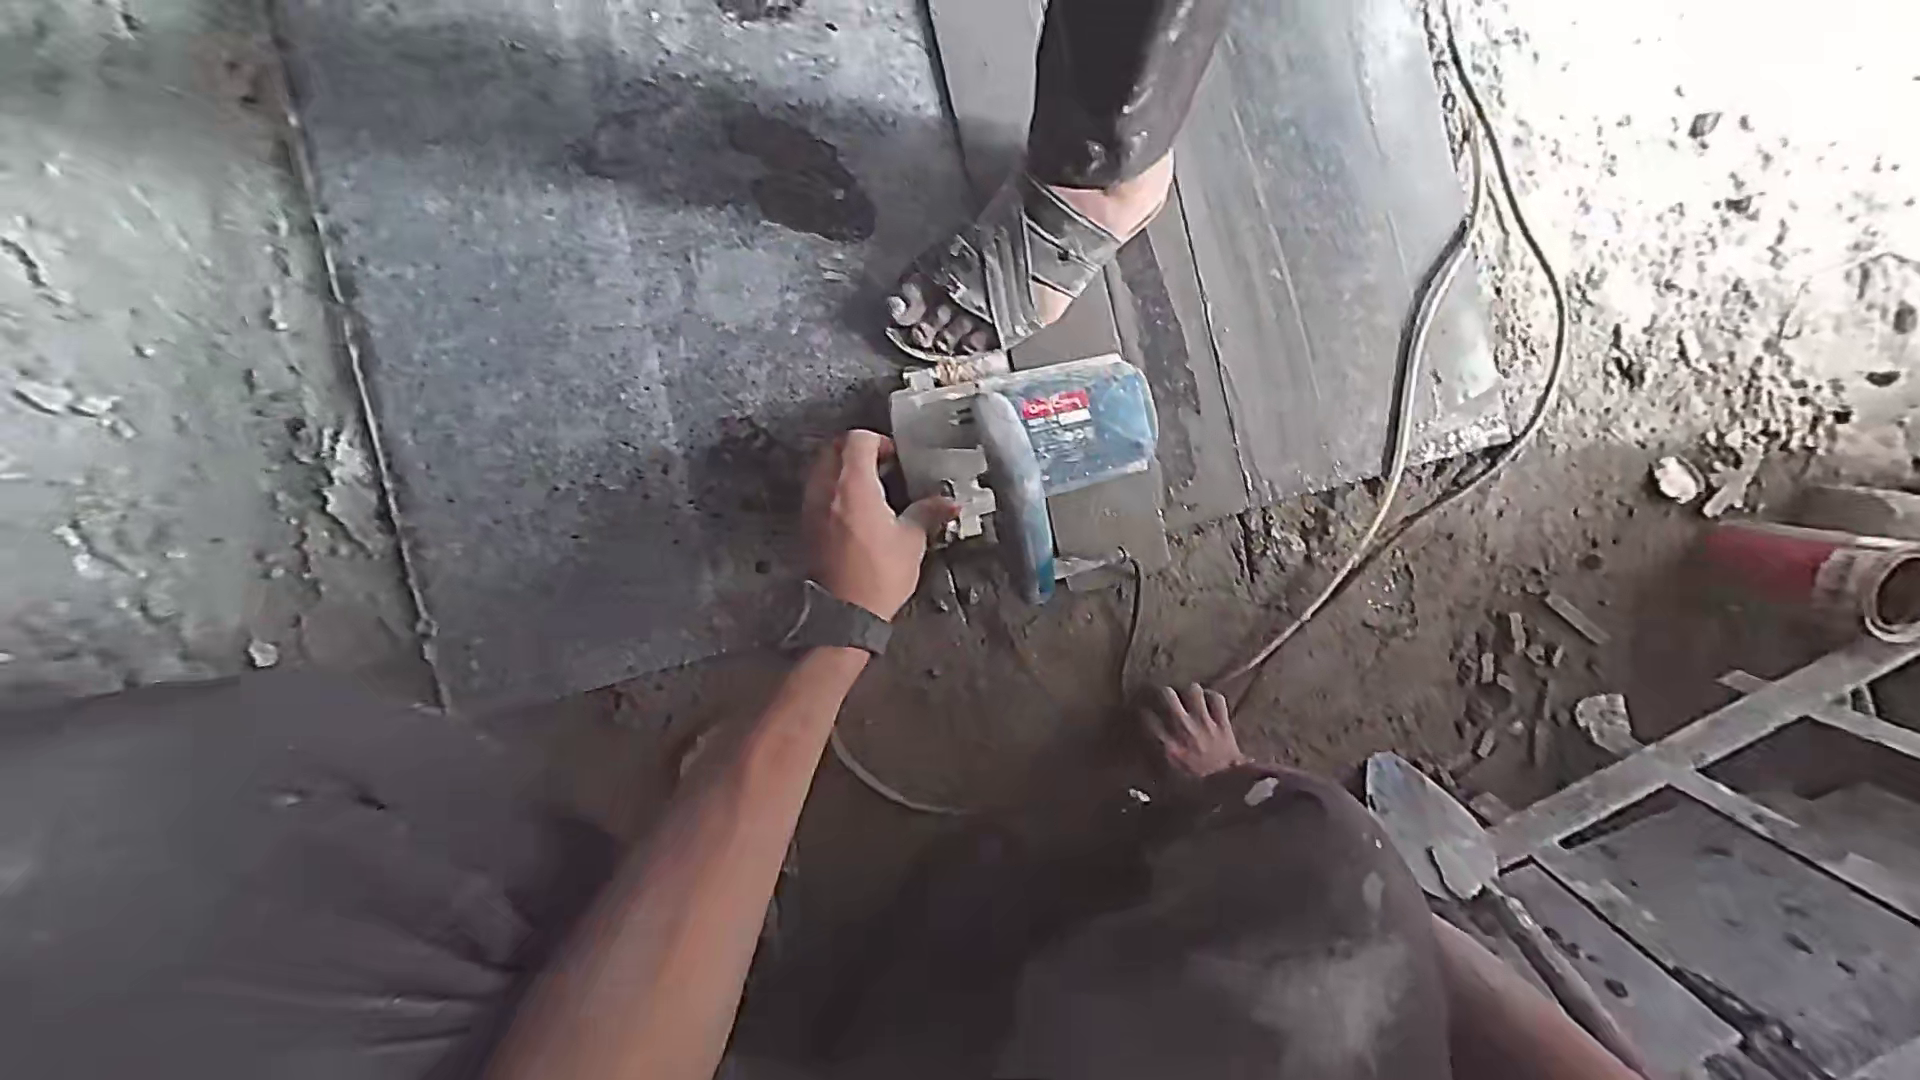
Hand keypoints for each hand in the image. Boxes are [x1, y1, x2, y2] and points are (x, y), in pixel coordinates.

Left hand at [802, 430, 958, 619]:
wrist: (845, 613)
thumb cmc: (879, 576)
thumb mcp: (911, 541)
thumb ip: (928, 513)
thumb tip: (950, 503)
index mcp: (854, 487)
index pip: (857, 440)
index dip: (878, 441)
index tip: (893, 456)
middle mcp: (826, 490)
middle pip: (833, 449)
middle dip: (857, 449)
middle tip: (880, 464)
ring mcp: (812, 508)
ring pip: (821, 468)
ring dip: (842, 467)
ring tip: (868, 486)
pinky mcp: (806, 526)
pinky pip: (816, 491)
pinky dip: (832, 488)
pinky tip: (854, 509)